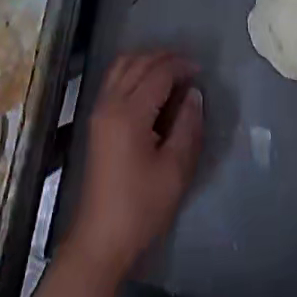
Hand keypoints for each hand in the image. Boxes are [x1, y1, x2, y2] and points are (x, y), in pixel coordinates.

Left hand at [64, 50, 203, 281]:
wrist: (101, 239)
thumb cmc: (141, 207)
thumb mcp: (175, 170)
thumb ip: (188, 126)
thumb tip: (194, 94)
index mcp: (129, 113)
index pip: (158, 73)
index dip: (181, 66)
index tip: (201, 71)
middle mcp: (110, 103)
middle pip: (137, 63)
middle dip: (164, 57)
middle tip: (189, 66)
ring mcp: (99, 111)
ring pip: (121, 66)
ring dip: (146, 61)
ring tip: (171, 71)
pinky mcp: (95, 121)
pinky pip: (113, 80)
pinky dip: (133, 72)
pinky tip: (150, 86)